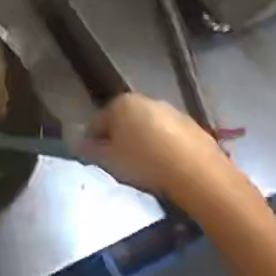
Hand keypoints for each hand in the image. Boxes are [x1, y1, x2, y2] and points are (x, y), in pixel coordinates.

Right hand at [80, 93, 251, 216]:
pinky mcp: (194, 127)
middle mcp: (147, 100)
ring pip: (147, 128)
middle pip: (123, 121)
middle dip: (119, 140)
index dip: (93, 143)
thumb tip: (77, 143)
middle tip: (119, 164)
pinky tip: (165, 167)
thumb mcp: (107, 160)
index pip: (97, 122)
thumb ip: (88, 150)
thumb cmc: (144, 163)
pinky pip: (169, 136)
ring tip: (143, 168)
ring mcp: (173, 112)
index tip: (96, 161)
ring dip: (142, 143)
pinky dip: (163, 147)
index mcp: (121, 103)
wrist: (198, 175)